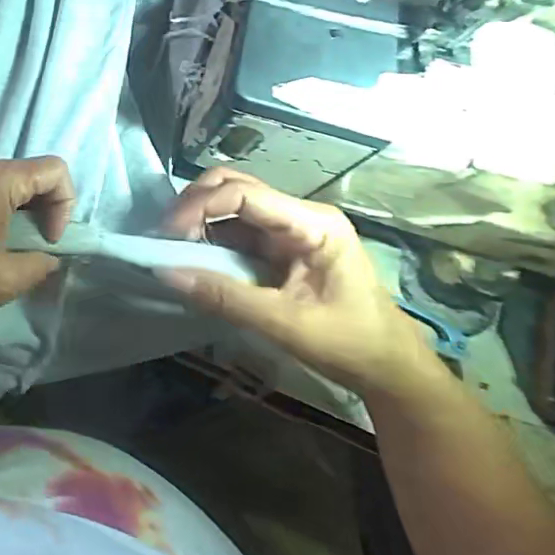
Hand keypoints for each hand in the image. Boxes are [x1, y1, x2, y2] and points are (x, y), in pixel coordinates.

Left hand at [0, 156, 75, 338]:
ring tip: (11, 251)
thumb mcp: (5, 279)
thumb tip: (47, 257)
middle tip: (35, 249)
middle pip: (30, 174)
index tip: (48, 243)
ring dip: (19, 213)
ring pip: (6, 183)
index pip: (54, 171)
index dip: (64, 205)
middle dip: (44, 209)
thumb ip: (39, 263)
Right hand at [159, 167, 448, 405]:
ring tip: (172, 246)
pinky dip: (206, 236)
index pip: (243, 193)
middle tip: (166, 236)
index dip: (199, 207)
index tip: (167, 235)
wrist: (389, 369)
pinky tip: (190, 254)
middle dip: (193, 204)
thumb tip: (165, 273)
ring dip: (197, 218)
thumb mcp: (285, 324)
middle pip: (233, 185)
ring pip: (229, 202)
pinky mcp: (276, 245)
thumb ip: (224, 296)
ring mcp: (287, 228)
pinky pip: (233, 228)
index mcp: (312, 223)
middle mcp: (298, 215)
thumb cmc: (349, 343)